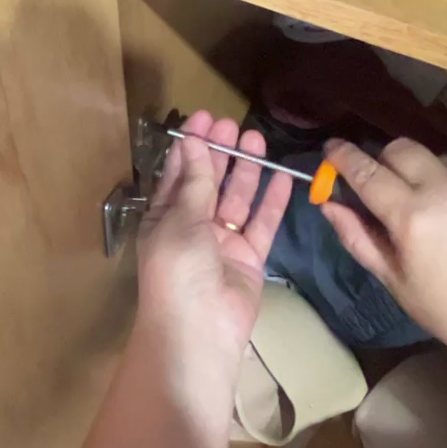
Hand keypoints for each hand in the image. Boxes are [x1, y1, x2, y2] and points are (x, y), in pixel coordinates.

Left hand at [134, 111, 293, 426]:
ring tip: (258, 140)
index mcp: (164, 218)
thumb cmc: (178, 271)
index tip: (205, 118)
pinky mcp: (249, 258)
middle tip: (235, 126)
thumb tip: (190, 140)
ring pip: (237, 200)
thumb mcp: (180, 220)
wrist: (199, 329)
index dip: (191, 146)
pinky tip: (281, 177)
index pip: (178, 175)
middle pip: (209, 183)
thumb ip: (194, 181)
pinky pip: (262, 225)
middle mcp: (192, 228)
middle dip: (221, 153)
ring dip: (247, 171)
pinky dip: (271, 202)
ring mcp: (222, 244)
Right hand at [320, 138, 446, 366]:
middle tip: (383, 185)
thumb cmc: (444, 308)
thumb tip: (328, 202)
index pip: (367, 172)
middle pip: (401, 148)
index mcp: (413, 218)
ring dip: (424, 175)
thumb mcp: (392, 278)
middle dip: (384, 160)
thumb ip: (356, 236)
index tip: (332, 148)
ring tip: (433, 210)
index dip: (344, 157)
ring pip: (438, 158)